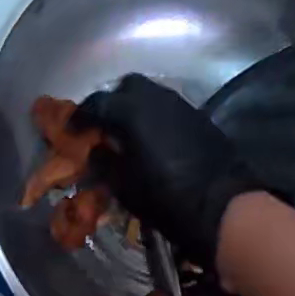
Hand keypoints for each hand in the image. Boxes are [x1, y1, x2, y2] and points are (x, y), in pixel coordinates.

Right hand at [76, 74, 264, 266]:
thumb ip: (105, 161)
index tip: (71, 131)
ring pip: (153, 97)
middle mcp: (157, 99)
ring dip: (138, 111)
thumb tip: (97, 149)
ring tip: (130, 135)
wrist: (223, 206)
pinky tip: (156, 141)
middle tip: (105, 128)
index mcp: (131, 111)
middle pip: (128, 89)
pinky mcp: (202, 120)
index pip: (97, 104)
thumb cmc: (166, 198)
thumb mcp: (125, 185)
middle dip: (113, 104)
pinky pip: (171, 111)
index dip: (81, 118)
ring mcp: (183, 107)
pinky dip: (158, 120)